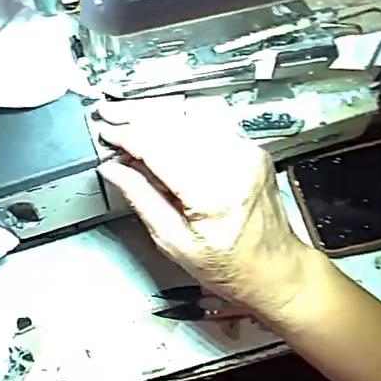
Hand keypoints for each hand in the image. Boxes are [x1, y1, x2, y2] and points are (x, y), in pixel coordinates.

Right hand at [95, 108, 322, 319]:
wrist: (274, 268)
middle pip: (175, 122)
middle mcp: (233, 164)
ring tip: (129, 114)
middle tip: (109, 114)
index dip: (127, 136)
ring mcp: (245, 152)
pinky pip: (210, 121)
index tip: (106, 134)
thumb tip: (113, 169)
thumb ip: (141, 198)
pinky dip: (180, 119)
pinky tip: (161, 122)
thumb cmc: (230, 266)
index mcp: (212, 193)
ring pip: (192, 114)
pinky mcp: (250, 148)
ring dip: (157, 112)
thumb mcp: (173, 241)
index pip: (159, 147)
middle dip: (136, 115)